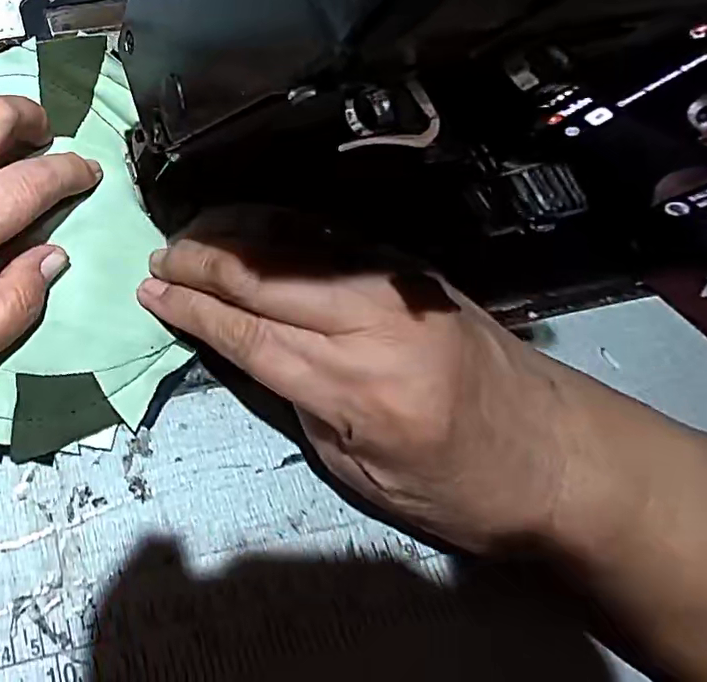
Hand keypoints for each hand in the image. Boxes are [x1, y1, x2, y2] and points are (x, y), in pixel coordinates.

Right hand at [135, 209, 614, 552]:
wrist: (554, 450)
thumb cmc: (455, 485)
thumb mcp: (361, 472)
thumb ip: (297, 400)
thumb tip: (244, 343)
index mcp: (355, 389)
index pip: (249, 333)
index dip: (192, 309)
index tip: (151, 291)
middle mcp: (370, 323)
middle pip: (262, 277)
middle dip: (201, 263)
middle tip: (160, 256)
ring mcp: (391, 284)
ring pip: (291, 243)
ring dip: (232, 232)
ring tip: (191, 233)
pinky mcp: (407, 268)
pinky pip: (327, 234)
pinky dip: (278, 224)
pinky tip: (249, 222)